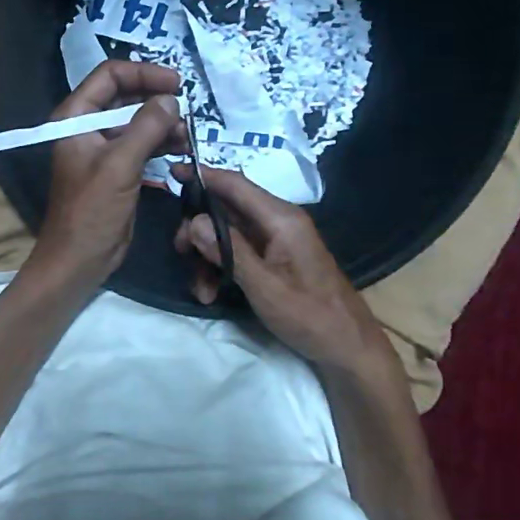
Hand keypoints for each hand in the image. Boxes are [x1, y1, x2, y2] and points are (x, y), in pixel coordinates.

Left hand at [31, 61, 184, 292]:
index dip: (143, 73)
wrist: (79, 258)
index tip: (176, 83)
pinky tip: (182, 147)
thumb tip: (171, 99)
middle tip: (187, 109)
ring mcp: (103, 148)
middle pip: (125, 96)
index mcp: (75, 118)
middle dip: (156, 99)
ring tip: (187, 134)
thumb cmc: (91, 210)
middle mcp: (87, 127)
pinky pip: (142, 144)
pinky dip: (161, 142)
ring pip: (137, 121)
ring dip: (163, 123)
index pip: (109, 76)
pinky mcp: (118, 168)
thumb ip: (146, 128)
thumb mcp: (120, 165)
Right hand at [173, 165, 389, 372]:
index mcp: (281, 219)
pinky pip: (238, 251)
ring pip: (227, 233)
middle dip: (198, 229)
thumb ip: (229, 251)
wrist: (348, 348)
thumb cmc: (310, 316)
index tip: (171, 171)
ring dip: (207, 256)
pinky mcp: (274, 258)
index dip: (203, 175)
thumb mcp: (265, 287)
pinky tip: (212, 293)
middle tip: (180, 251)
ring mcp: (276, 240)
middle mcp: (278, 221)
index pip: (235, 184)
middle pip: (226, 209)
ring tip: (200, 289)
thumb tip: (194, 220)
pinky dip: (221, 268)